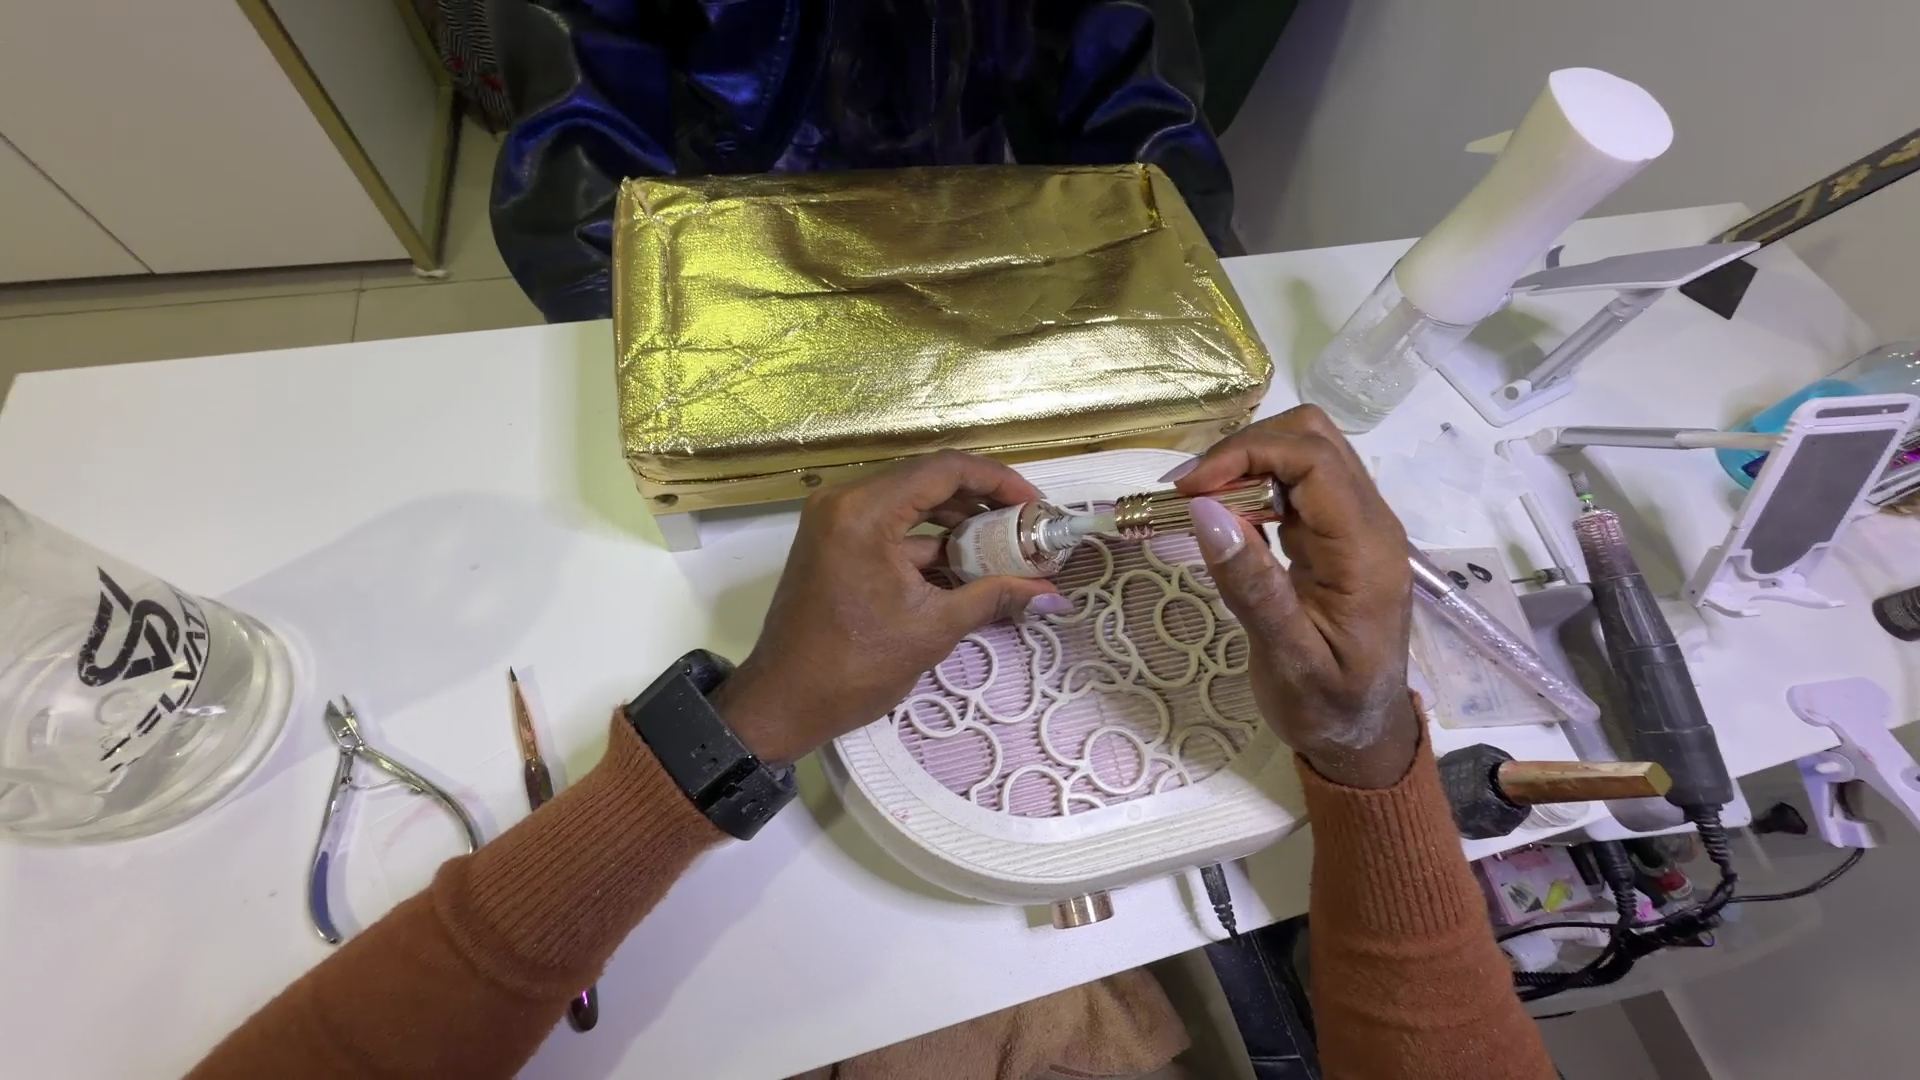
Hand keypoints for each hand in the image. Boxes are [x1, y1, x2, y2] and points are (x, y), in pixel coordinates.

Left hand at [714, 451, 1065, 764]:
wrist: (783, 702)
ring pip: (910, 502)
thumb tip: (1052, 594)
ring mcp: (835, 519)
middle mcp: (845, 500)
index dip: (997, 481)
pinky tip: (965, 563)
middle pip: (928, 480)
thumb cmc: (854, 667)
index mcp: (865, 511)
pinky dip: (928, 541)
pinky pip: (891, 526)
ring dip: (956, 520)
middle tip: (1024, 526)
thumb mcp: (933, 628)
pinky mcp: (833, 540)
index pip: (944, 469)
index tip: (1033, 506)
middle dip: (981, 500)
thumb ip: (995, 597)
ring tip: (1002, 544)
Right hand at [1172, 406, 1418, 787]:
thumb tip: (1204, 509)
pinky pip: (1294, 482)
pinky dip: (1250, 483)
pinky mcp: (1331, 534)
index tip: (1186, 490)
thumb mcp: (1287, 659)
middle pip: (1312, 437)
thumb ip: (1251, 585)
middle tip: (1187, 494)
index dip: (1245, 455)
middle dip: (1242, 449)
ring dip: (1245, 462)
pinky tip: (1221, 514)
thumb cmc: (1328, 707)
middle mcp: (1368, 523)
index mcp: (1366, 550)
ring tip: (1197, 502)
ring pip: (1303, 451)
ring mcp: (1351, 525)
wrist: (1363, 735)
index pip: (1313, 460)